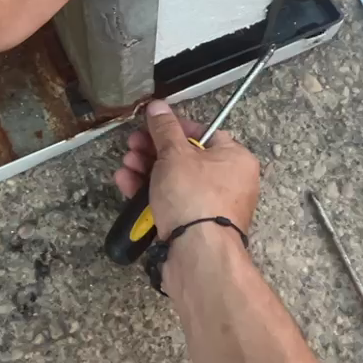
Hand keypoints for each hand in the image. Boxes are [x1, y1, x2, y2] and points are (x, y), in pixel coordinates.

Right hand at [114, 99, 260, 237]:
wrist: (196, 254)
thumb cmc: (197, 200)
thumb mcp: (174, 153)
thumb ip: (164, 128)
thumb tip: (158, 108)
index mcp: (235, 159)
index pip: (203, 133)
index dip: (175, 126)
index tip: (154, 123)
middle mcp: (228, 183)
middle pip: (185, 157)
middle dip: (153, 150)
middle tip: (134, 144)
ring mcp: (209, 207)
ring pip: (173, 181)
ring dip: (146, 170)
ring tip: (127, 164)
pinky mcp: (192, 227)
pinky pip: (169, 202)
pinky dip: (148, 193)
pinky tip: (127, 183)